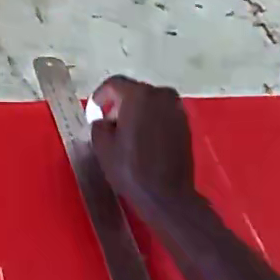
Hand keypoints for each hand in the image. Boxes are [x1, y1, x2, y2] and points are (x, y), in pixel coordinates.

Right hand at [89, 76, 199, 220]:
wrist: (166, 194)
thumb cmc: (131, 170)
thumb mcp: (103, 147)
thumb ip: (98, 125)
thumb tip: (104, 121)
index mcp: (139, 95)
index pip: (114, 84)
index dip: (100, 96)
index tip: (94, 110)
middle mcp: (161, 94)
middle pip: (134, 92)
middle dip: (119, 105)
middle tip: (108, 124)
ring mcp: (176, 108)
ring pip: (150, 103)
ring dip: (136, 113)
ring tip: (126, 135)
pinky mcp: (185, 123)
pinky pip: (162, 114)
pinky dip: (151, 121)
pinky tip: (143, 140)